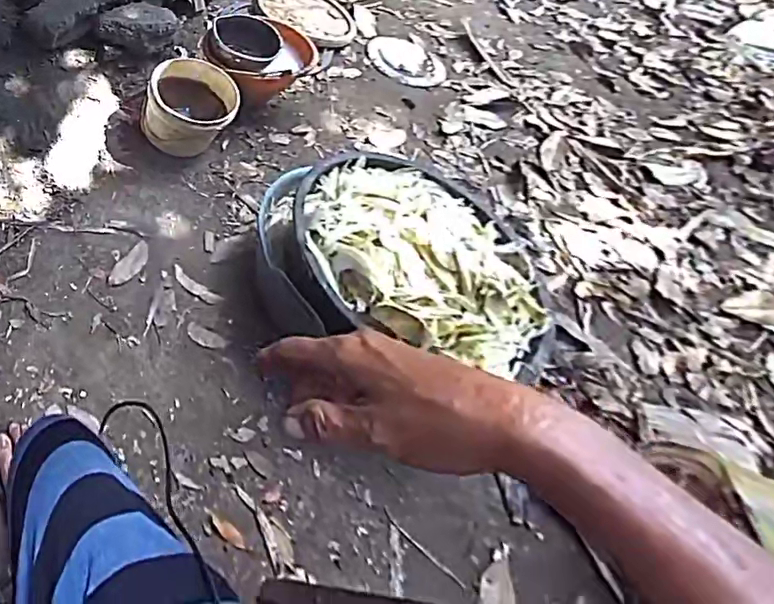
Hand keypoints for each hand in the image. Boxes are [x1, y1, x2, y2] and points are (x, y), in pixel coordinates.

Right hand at [257, 329, 558, 475]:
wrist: (515, 422)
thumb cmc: (441, 424)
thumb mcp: (377, 431)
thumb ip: (329, 425)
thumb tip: (290, 422)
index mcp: (348, 353)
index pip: (295, 349)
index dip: (273, 359)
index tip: (258, 366)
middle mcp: (364, 343)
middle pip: (317, 357)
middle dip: (301, 382)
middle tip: (294, 410)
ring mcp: (390, 350)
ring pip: (342, 364)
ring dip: (327, 386)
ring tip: (326, 415)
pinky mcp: (411, 363)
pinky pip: (364, 369)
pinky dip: (351, 386)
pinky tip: (363, 409)